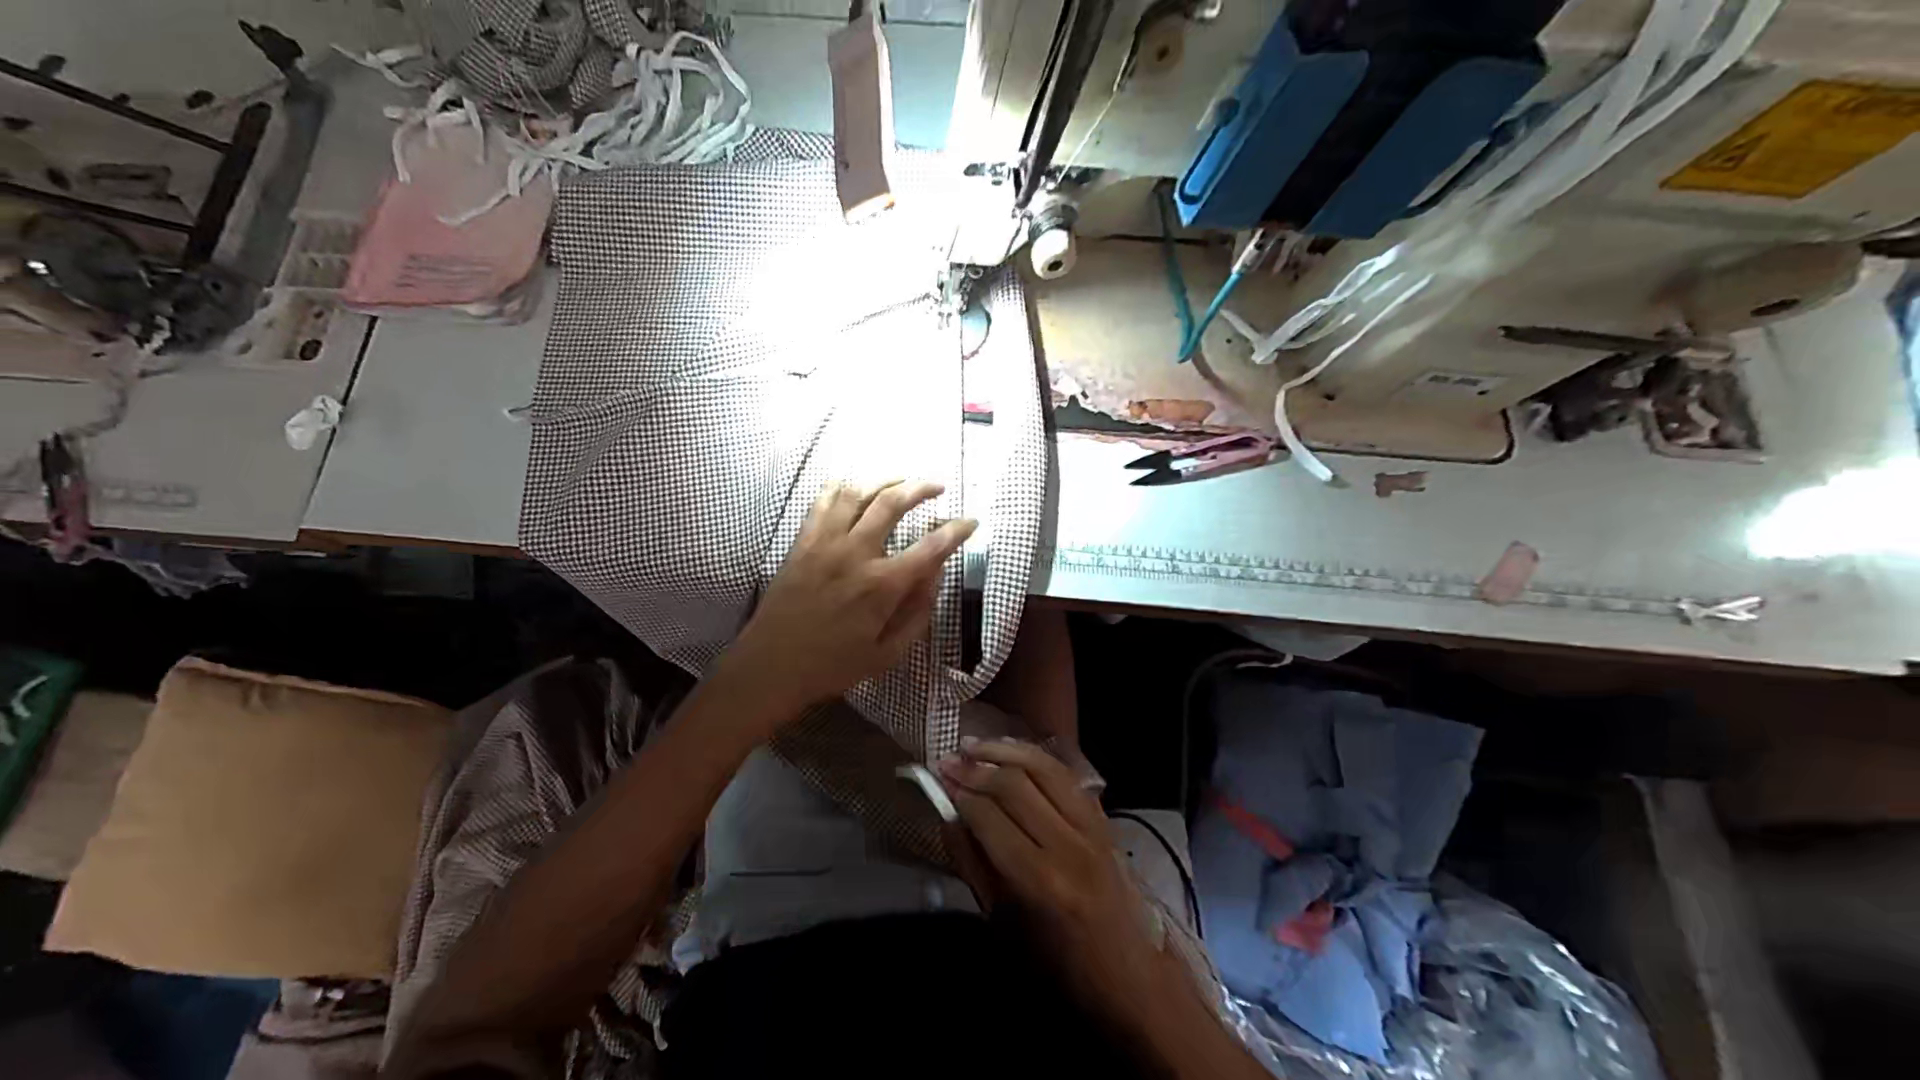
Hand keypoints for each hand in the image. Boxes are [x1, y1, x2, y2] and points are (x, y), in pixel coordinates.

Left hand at [723, 479, 975, 717]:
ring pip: (857, 492)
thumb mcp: (887, 654)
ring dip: (884, 479)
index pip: (931, 548)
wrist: (770, 667)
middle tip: (937, 486)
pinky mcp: (802, 542)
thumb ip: (917, 614)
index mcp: (881, 586)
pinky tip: (855, 486)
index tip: (970, 522)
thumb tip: (935, 577)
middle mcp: (855, 554)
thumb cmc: (832, 667)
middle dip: (921, 488)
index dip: (957, 531)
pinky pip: (822, 501)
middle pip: (892, 503)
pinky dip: (841, 486)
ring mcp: (824, 543)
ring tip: (901, 480)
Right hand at [938, 738, 1162, 1022]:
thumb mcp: (1004, 925)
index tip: (937, 780)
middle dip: (976, 768)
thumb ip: (973, 865)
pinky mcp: (1106, 821)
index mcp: (1040, 880)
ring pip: (1045, 768)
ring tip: (975, 746)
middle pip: (1015, 785)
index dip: (959, 793)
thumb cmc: (1059, 963)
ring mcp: (1093, 828)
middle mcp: (1069, 844)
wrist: (1130, 975)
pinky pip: (1067, 776)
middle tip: (948, 759)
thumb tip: (948, 816)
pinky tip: (1014, 754)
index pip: (990, 817)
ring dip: (1006, 751)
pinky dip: (1037, 759)